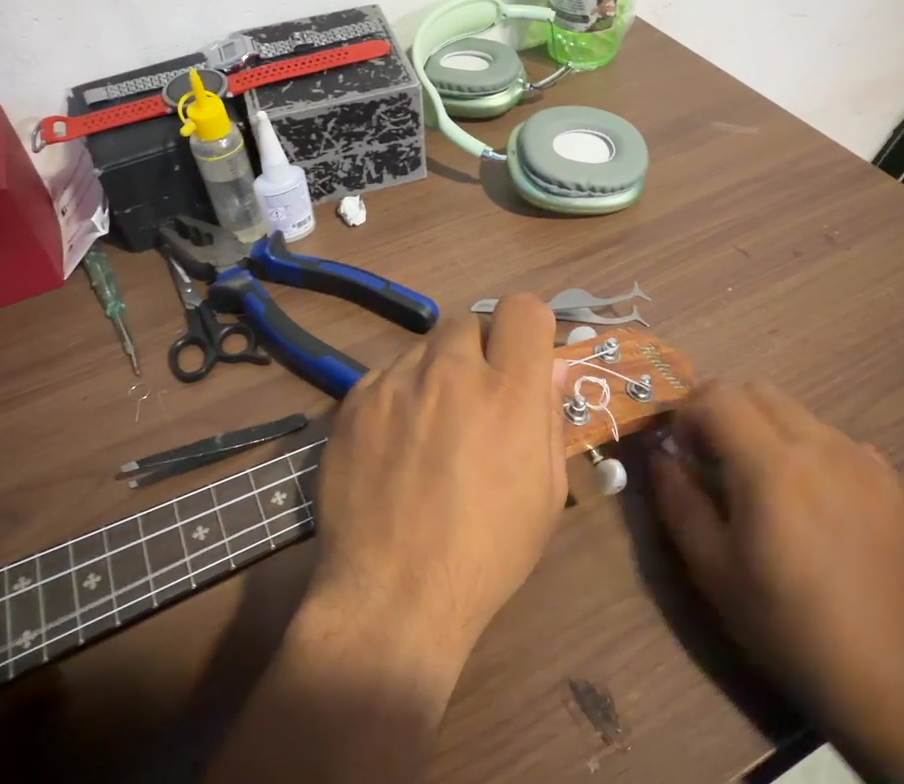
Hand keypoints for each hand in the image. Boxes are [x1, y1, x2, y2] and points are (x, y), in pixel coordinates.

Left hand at [306, 293, 565, 661]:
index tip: (523, 360)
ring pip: (422, 350)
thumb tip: (551, 369)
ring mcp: (394, 384)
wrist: (392, 595)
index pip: (524, 308)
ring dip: (435, 375)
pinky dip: (396, 398)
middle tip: (475, 400)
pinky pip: (384, 378)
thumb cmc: (486, 555)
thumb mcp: (545, 494)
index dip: (527, 329)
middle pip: (469, 322)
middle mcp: (450, 373)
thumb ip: (548, 419)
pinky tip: (393, 447)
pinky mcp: (352, 402)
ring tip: (428, 430)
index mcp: (508, 393)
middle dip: (479, 352)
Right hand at [651, 381, 903, 728]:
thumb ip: (677, 498)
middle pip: (757, 390)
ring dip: (765, 431)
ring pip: (798, 413)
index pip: (717, 395)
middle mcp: (822, 446)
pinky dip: (808, 453)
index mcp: (773, 466)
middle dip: (723, 412)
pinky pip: (836, 442)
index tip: (680, 452)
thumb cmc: (785, 625)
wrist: (890, 678)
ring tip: (763, 489)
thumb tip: (659, 454)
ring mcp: (865, 461)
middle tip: (712, 462)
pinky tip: (811, 508)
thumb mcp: (711, 568)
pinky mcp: (893, 483)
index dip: (686, 412)